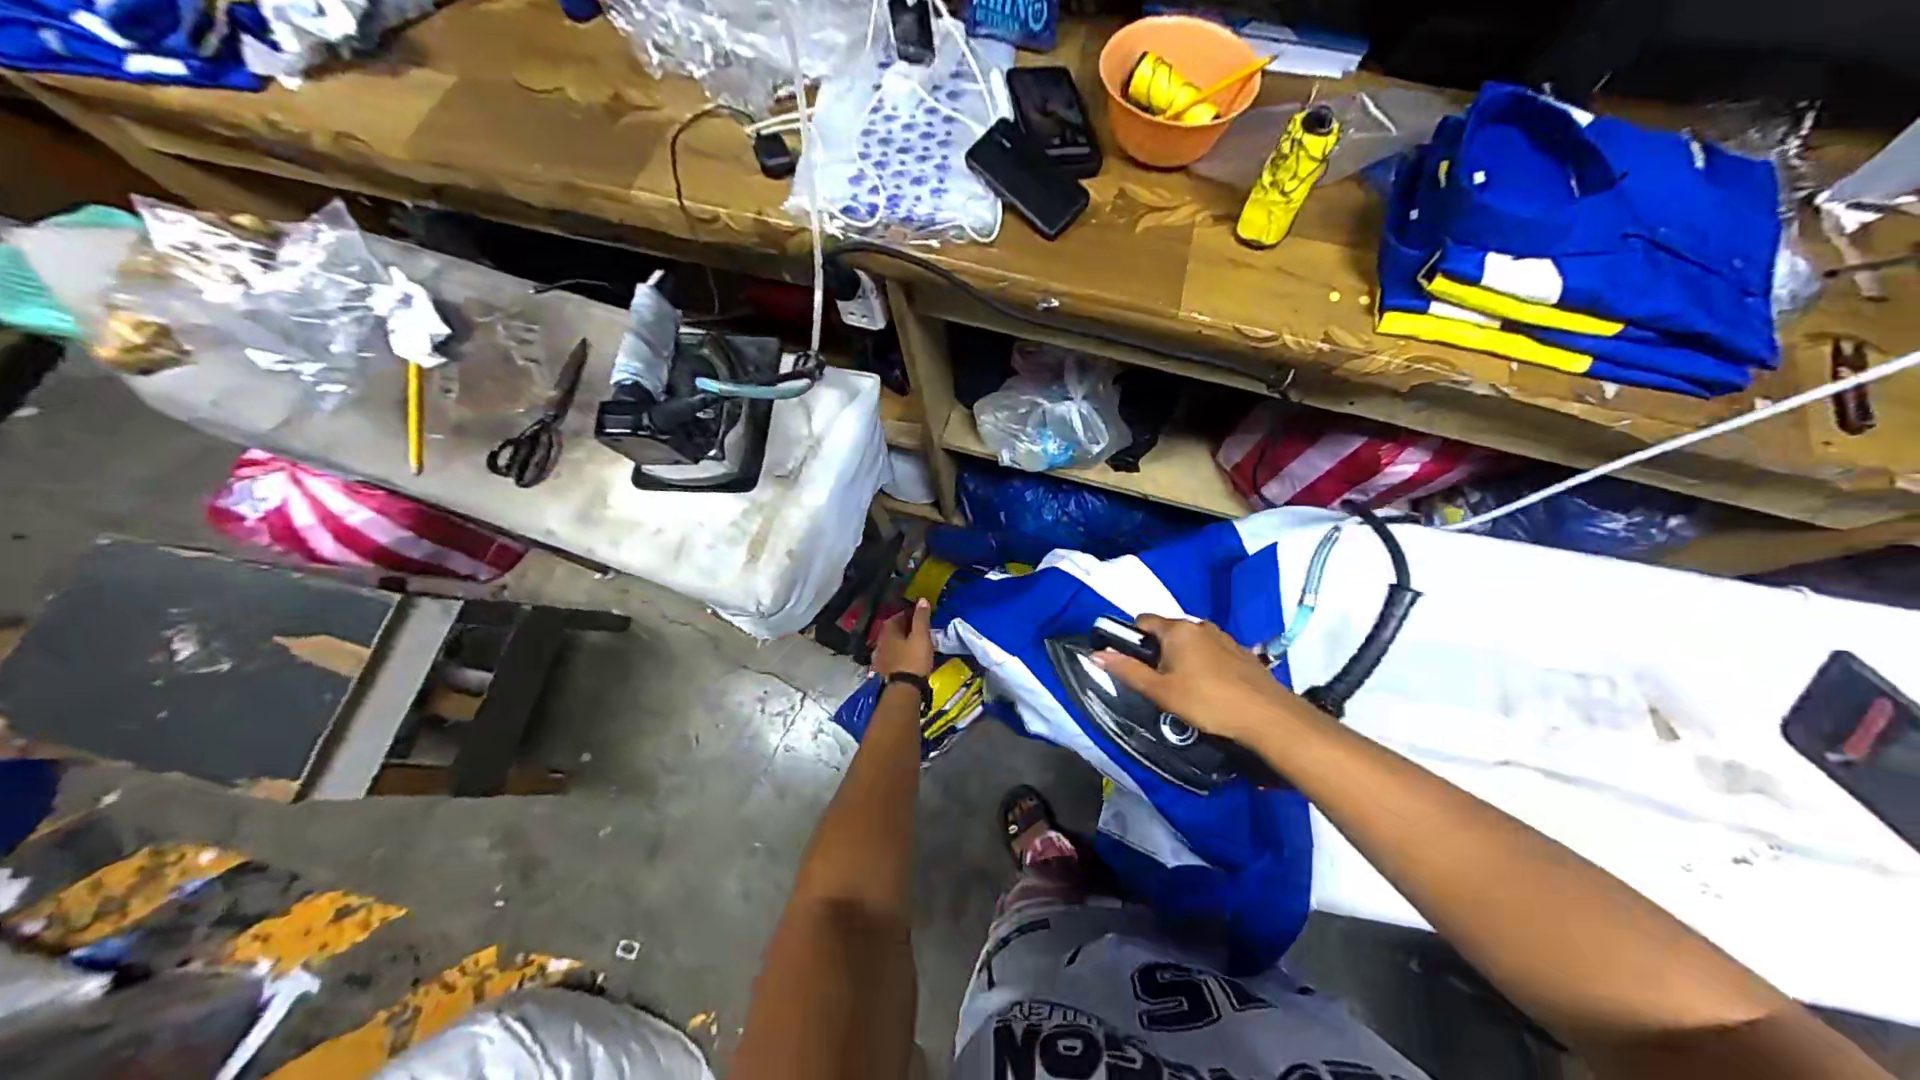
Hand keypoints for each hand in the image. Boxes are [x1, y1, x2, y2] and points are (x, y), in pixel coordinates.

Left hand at [872, 598, 933, 679]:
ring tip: (916, 644)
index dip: (911, 613)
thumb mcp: (921, 636)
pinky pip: (893, 656)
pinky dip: (901, 654)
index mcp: (889, 630)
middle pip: (894, 629)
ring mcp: (880, 657)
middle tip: (921, 629)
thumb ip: (921, 618)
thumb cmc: (914, 659)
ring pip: (893, 643)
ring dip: (903, 641)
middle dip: (907, 627)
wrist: (904, 690)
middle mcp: (881, 641)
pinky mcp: (883, 670)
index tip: (922, 615)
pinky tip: (909, 658)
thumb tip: (921, 600)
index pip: (899, 615)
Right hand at [1094, 614, 1310, 742]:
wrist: (1266, 715)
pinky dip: (1203, 663)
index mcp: (1176, 629)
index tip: (1131, 662)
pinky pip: (1211, 651)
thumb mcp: (1160, 691)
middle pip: (1167, 631)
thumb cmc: (1206, 701)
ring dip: (1181, 657)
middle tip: (1157, 682)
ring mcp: (1223, 637)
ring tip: (1183, 688)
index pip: (1143, 620)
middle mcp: (1199, 625)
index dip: (1131, 638)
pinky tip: (1208, 689)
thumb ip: (1127, 671)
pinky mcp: (1241, 652)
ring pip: (1190, 641)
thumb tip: (1097, 654)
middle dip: (1157, 651)